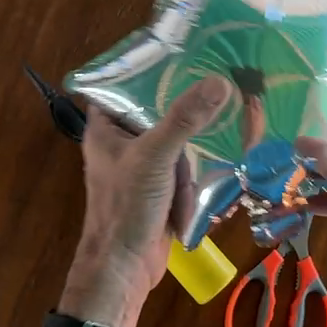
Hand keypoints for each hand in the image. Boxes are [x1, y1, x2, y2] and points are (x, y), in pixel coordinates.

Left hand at [64, 76, 231, 326]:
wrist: (124, 268)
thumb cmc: (127, 207)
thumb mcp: (156, 157)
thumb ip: (185, 120)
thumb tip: (219, 82)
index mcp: (106, 128)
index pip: (126, 87)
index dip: (152, 73)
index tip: (188, 57)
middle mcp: (121, 144)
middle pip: (161, 117)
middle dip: (186, 125)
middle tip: (221, 96)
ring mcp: (141, 169)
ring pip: (177, 148)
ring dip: (190, 166)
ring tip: (196, 173)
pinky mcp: (158, 192)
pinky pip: (183, 175)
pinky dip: (193, 184)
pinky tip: (204, 187)